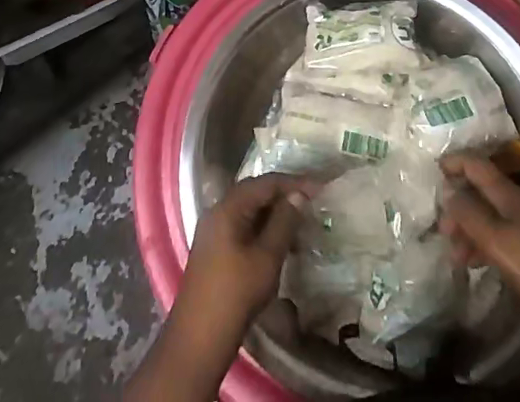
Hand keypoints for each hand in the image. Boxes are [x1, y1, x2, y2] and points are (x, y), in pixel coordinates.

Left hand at [126, 175, 313, 401]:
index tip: (319, 187)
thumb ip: (283, 222)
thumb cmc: (236, 293)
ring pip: (248, 210)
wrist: (199, 337)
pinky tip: (279, 240)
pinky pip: (242, 225)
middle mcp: (217, 212)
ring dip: (274, 212)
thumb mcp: (267, 256)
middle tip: (311, 200)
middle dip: (283, 194)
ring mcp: (213, 231)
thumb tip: (298, 195)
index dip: (293, 182)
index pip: (265, 183)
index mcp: (228, 208)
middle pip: (254, 192)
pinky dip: (263, 227)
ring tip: (300, 220)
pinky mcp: (214, 249)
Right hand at [441, 156, 519, 401]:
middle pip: (481, 192)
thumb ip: (469, 213)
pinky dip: (481, 245)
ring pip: (487, 217)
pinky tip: (473, 263)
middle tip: (440, 228)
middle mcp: (517, 204)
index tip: (433, 168)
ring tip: (454, 254)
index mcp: (509, 195)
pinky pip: (497, 237)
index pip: (478, 165)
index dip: (455, 162)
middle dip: (457, 204)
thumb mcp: (495, 239)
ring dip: (467, 229)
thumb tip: (447, 190)